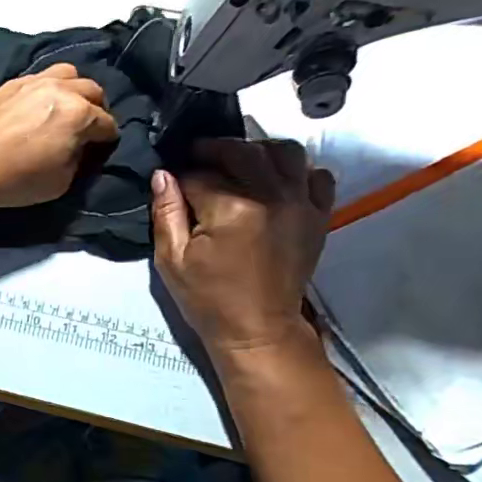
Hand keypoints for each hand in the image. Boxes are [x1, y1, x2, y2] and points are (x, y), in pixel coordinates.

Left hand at [0, 63, 119, 220]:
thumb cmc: (14, 180)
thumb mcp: (60, 183)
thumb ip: (77, 161)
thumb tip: (79, 149)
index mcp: (79, 115)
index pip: (107, 124)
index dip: (108, 140)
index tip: (102, 150)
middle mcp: (61, 90)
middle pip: (93, 91)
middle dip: (98, 110)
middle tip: (90, 129)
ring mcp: (34, 82)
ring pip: (68, 74)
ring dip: (76, 90)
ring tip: (68, 109)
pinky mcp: (11, 84)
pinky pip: (41, 77)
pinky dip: (50, 88)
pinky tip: (42, 104)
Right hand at [152, 139, 335, 358]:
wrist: (258, 329)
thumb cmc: (209, 299)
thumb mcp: (171, 261)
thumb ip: (166, 213)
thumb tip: (163, 173)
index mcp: (231, 209)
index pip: (198, 174)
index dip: (180, 178)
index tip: (174, 190)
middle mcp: (271, 196)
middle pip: (241, 152)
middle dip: (214, 152)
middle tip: (199, 162)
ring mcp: (300, 203)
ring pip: (283, 152)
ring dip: (257, 152)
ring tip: (240, 166)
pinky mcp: (318, 215)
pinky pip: (316, 174)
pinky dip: (297, 171)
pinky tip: (276, 183)